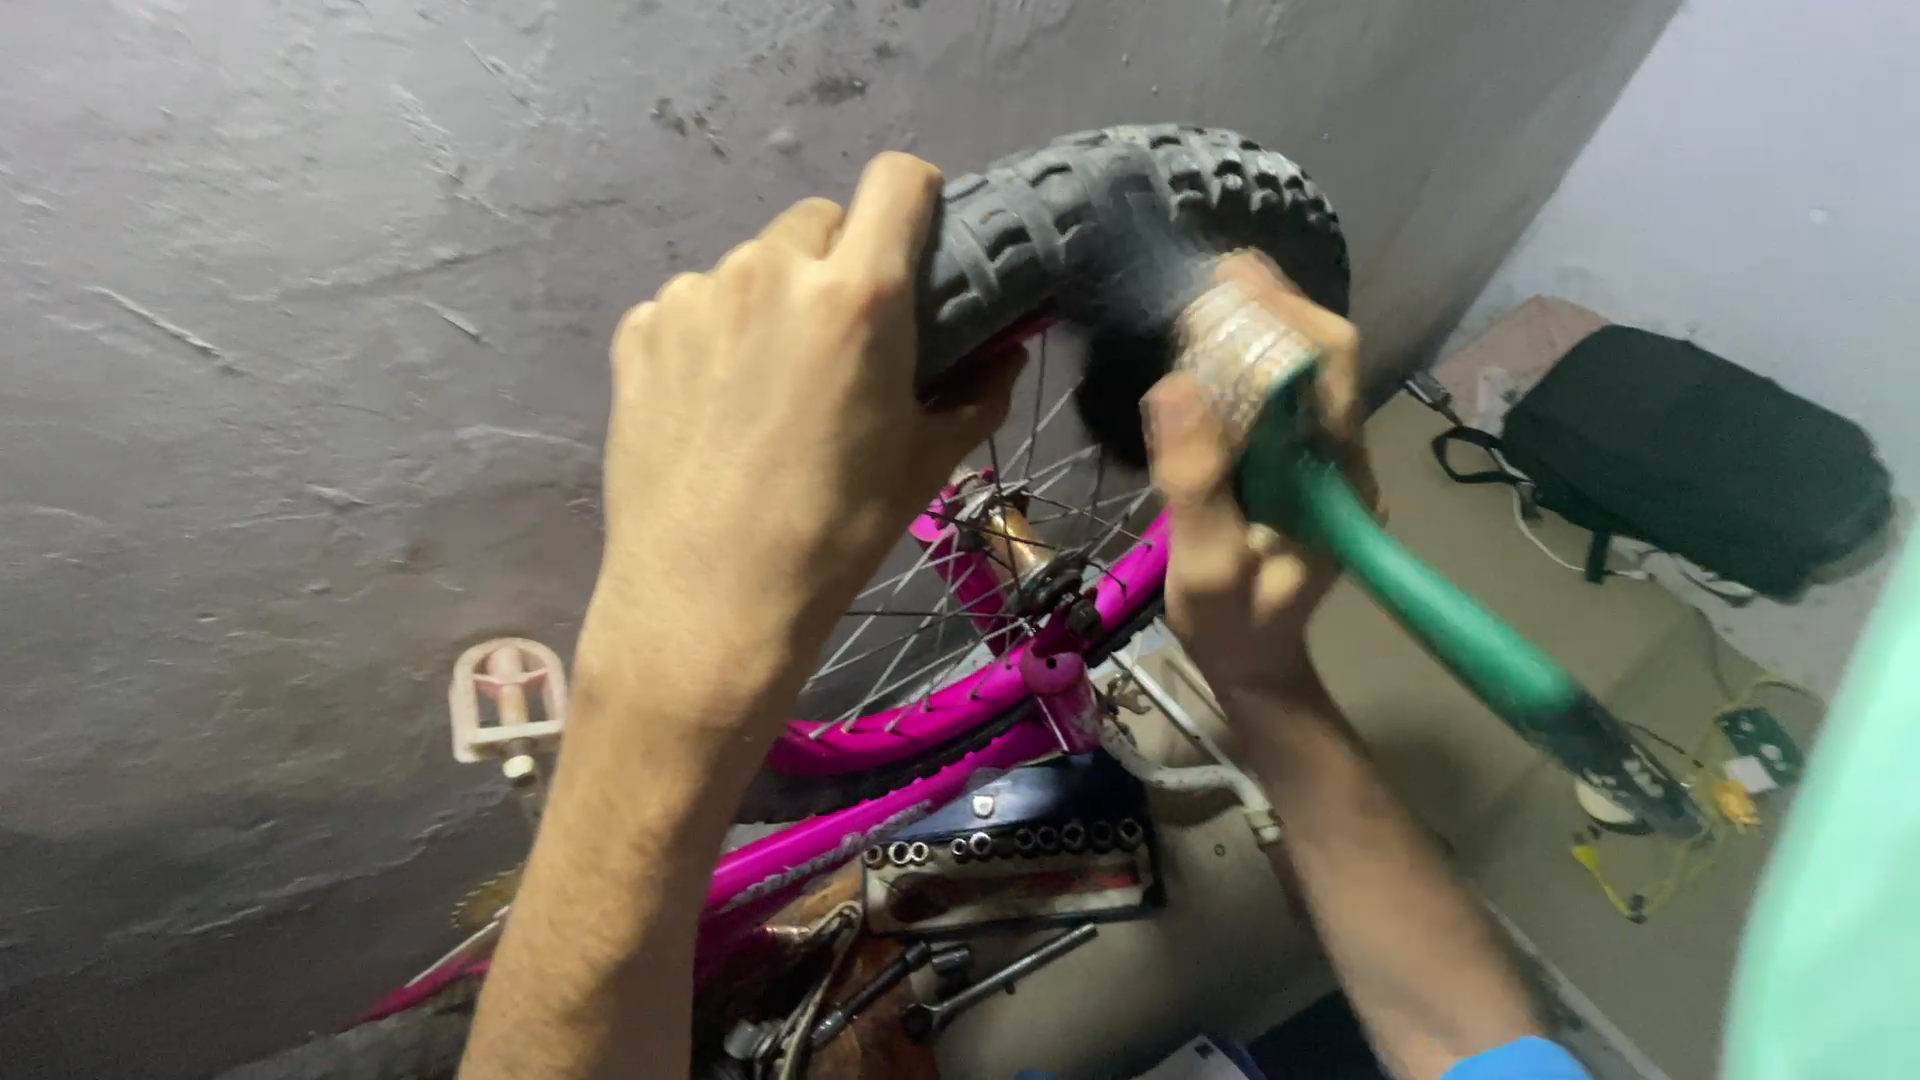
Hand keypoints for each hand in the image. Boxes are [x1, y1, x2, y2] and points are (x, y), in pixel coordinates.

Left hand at [584, 153, 1017, 719]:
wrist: (711, 599)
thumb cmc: (838, 532)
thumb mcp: (926, 465)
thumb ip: (977, 394)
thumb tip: (1006, 355)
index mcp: (857, 296)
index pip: (897, 180)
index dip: (916, 201)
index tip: (915, 247)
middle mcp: (770, 271)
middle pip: (819, 220)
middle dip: (840, 262)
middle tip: (840, 340)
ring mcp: (694, 296)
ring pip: (752, 266)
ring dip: (774, 301)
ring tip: (769, 386)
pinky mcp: (640, 330)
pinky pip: (693, 306)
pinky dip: (714, 334)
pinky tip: (713, 405)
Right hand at [1145, 253, 1375, 701]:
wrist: (1255, 660)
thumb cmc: (1231, 624)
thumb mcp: (1205, 564)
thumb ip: (1195, 481)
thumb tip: (1174, 385)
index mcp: (1332, 478)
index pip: (1325, 373)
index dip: (1282, 317)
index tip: (1229, 279)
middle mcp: (1341, 458)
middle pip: (1323, 360)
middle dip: (1277, 308)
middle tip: (1220, 273)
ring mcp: (1322, 462)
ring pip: (1303, 375)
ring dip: (1266, 328)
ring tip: (1215, 294)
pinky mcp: (1298, 469)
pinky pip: (1280, 401)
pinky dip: (1251, 363)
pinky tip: (1216, 347)